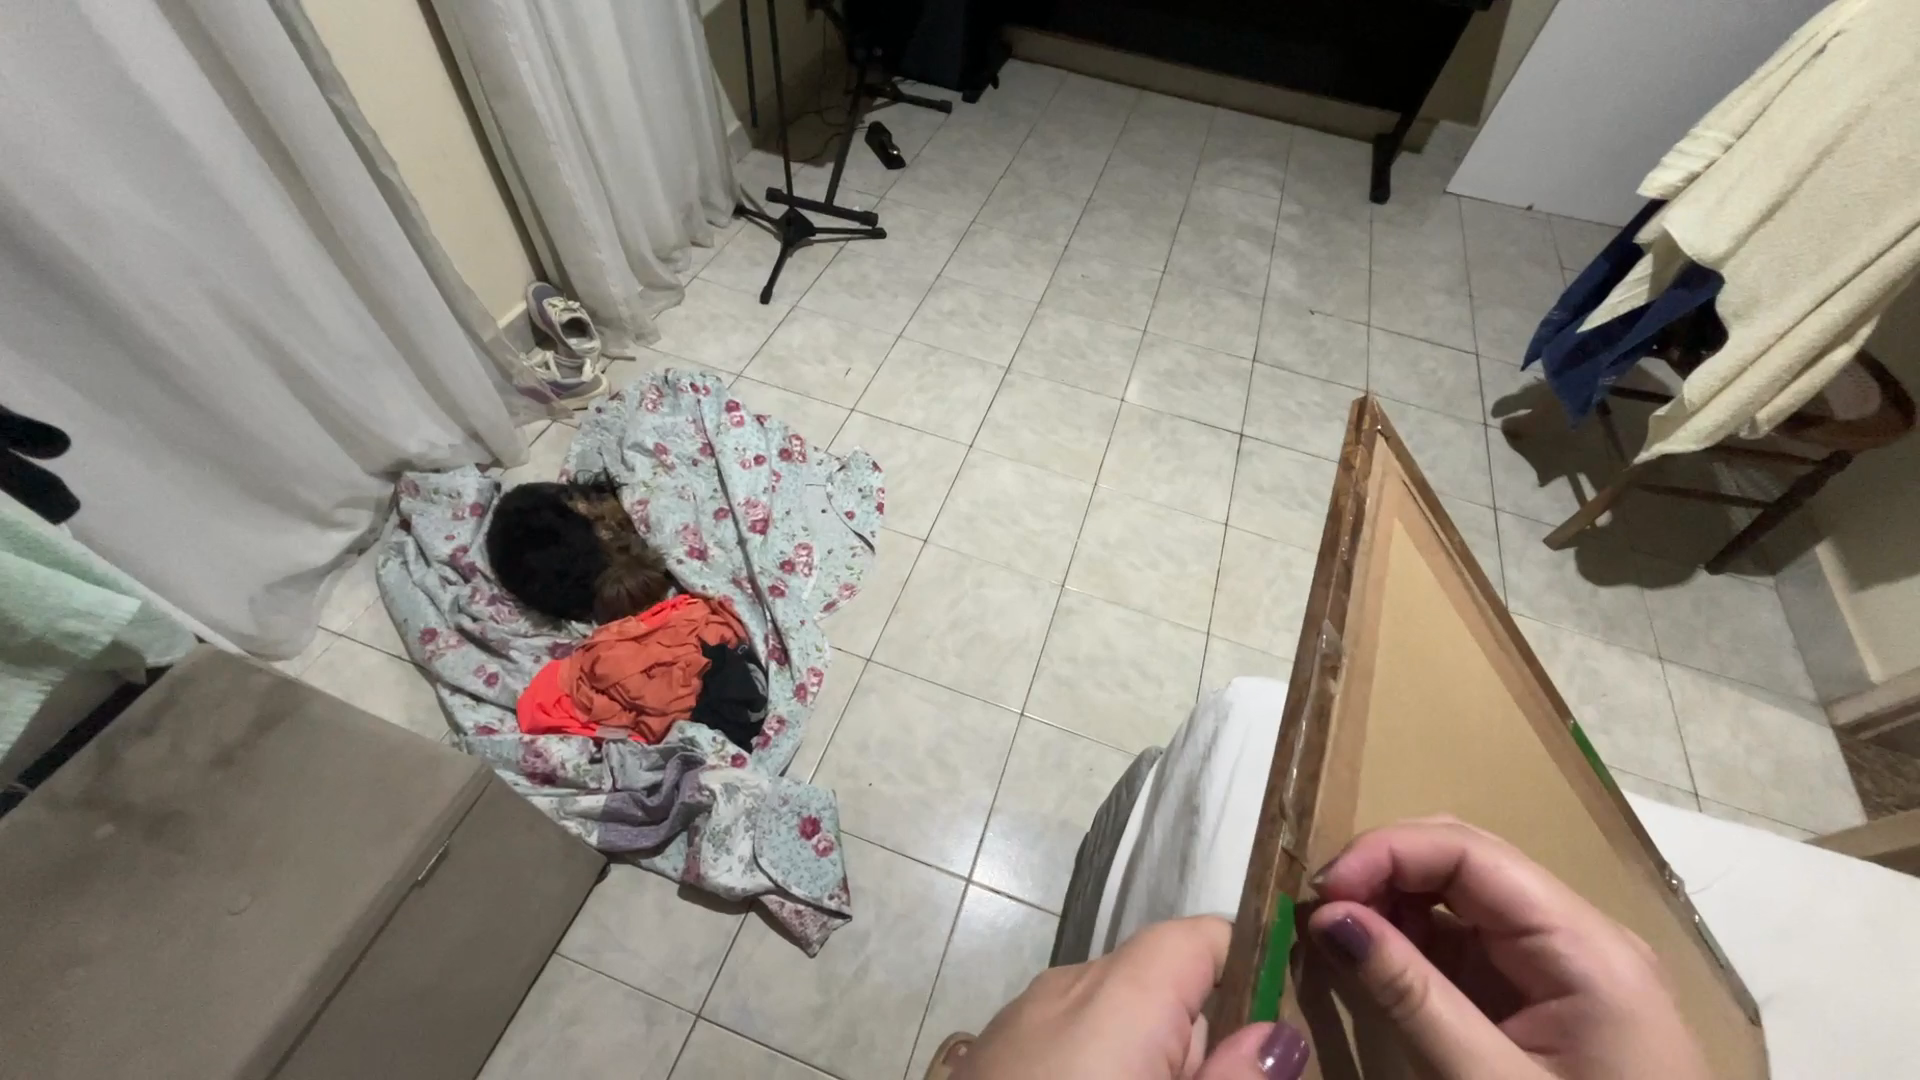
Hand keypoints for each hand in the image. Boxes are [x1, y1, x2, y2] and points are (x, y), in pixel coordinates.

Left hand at [953, 915, 1311, 1079]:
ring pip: (1119, 1017)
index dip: (1250, 970)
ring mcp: (1027, 1014)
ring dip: (1153, 1058)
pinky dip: (1104, 1066)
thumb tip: (1279, 1033)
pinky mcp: (998, 1047)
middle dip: (1203, 1040)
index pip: (1200, 937)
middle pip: (1164, 983)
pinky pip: (1075, 1039)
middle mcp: (1072, 983)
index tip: (1280, 1029)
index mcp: (1121, 991)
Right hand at [1305, 817, 1711, 1079]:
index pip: (1467, 849)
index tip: (1324, 893)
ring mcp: (1561, 958)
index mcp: (1586, 947)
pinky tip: (1381, 957)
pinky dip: (1411, 930)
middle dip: (1384, 866)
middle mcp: (1577, 933)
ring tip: (1344, 933)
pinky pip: (1464, 929)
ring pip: (1458, 884)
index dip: (1385, 852)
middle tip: (1324, 909)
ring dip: (1391, 895)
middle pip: (1463, 854)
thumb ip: (1408, 993)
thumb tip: (1325, 913)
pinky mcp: (1542, 986)